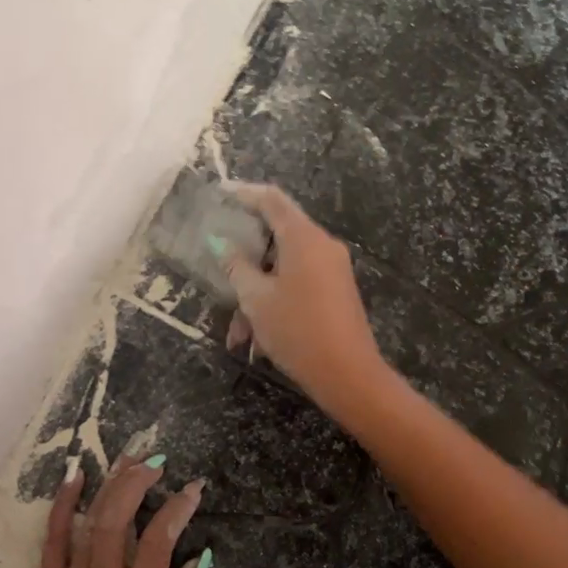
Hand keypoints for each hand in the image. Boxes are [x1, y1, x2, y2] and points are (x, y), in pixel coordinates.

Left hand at [20, 454, 208, 567]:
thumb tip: (196, 560)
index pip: (160, 540)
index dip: (178, 507)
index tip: (193, 487)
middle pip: (120, 518)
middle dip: (138, 481)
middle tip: (155, 460)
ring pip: (90, 521)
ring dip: (110, 483)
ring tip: (127, 456)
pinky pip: (53, 538)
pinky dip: (62, 504)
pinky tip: (75, 476)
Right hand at [222, 183, 390, 411]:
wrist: (348, 375)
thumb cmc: (297, 329)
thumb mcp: (256, 299)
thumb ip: (237, 267)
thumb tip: (221, 243)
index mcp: (303, 237)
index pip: (272, 199)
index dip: (244, 193)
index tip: (221, 193)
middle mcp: (322, 245)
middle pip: (277, 235)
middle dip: (245, 260)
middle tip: (219, 267)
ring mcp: (332, 269)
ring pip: (283, 269)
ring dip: (256, 294)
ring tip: (236, 335)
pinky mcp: (336, 291)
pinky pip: (298, 284)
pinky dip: (275, 302)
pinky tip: (256, 341)